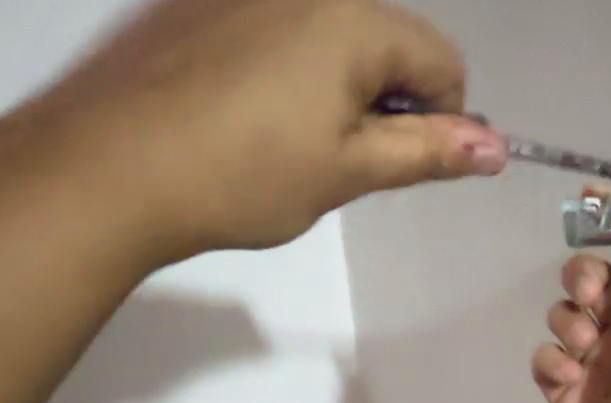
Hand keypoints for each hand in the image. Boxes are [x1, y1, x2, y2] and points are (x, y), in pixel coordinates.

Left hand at [17, 0, 504, 261]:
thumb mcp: (350, 172)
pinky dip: (290, 67)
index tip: (399, 161)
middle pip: (390, 40)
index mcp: (353, 20)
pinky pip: (280, 25)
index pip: (443, 62)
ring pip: (334, 35)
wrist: (111, 165)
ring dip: (339, 85)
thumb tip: (499, 148)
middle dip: (387, 98)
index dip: (441, 120)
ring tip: (290, 137)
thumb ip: (429, 151)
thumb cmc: (246, 175)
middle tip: (342, 156)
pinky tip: (249, 111)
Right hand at [532, 216, 610, 402]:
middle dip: (584, 279)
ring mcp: (597, 367)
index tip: (592, 198)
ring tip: (584, 352)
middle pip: (595, 284)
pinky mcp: (568, 396)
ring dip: (569, 324)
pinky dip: (552, 363)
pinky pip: (547, 360)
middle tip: (588, 294)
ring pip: (566, 319)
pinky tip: (567, 380)